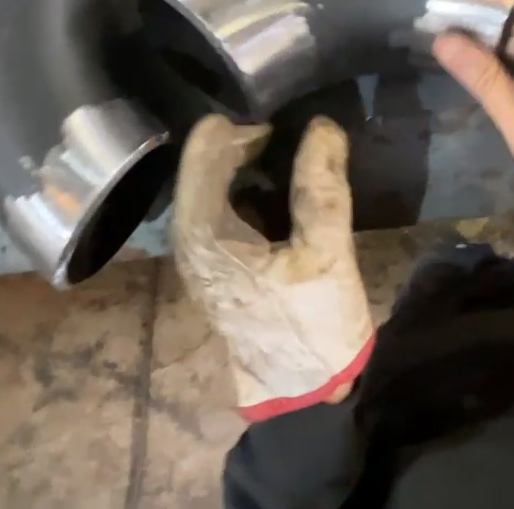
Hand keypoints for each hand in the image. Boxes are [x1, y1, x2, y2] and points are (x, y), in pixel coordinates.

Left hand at [171, 115, 374, 420]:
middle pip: (204, 161)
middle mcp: (188, 235)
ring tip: (287, 143)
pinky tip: (280, 179)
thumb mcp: (326, 254)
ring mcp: (199, 248)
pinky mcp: (216, 258)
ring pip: (211, 180)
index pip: (205, 149)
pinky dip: (246, 182)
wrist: (303, 395)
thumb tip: (321, 125)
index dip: (241, 125)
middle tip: (288, 126)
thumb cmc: (310, 327)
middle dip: (242, 137)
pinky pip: (222, 201)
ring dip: (244, 159)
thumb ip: (320, 187)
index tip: (282, 118)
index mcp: (203, 231)